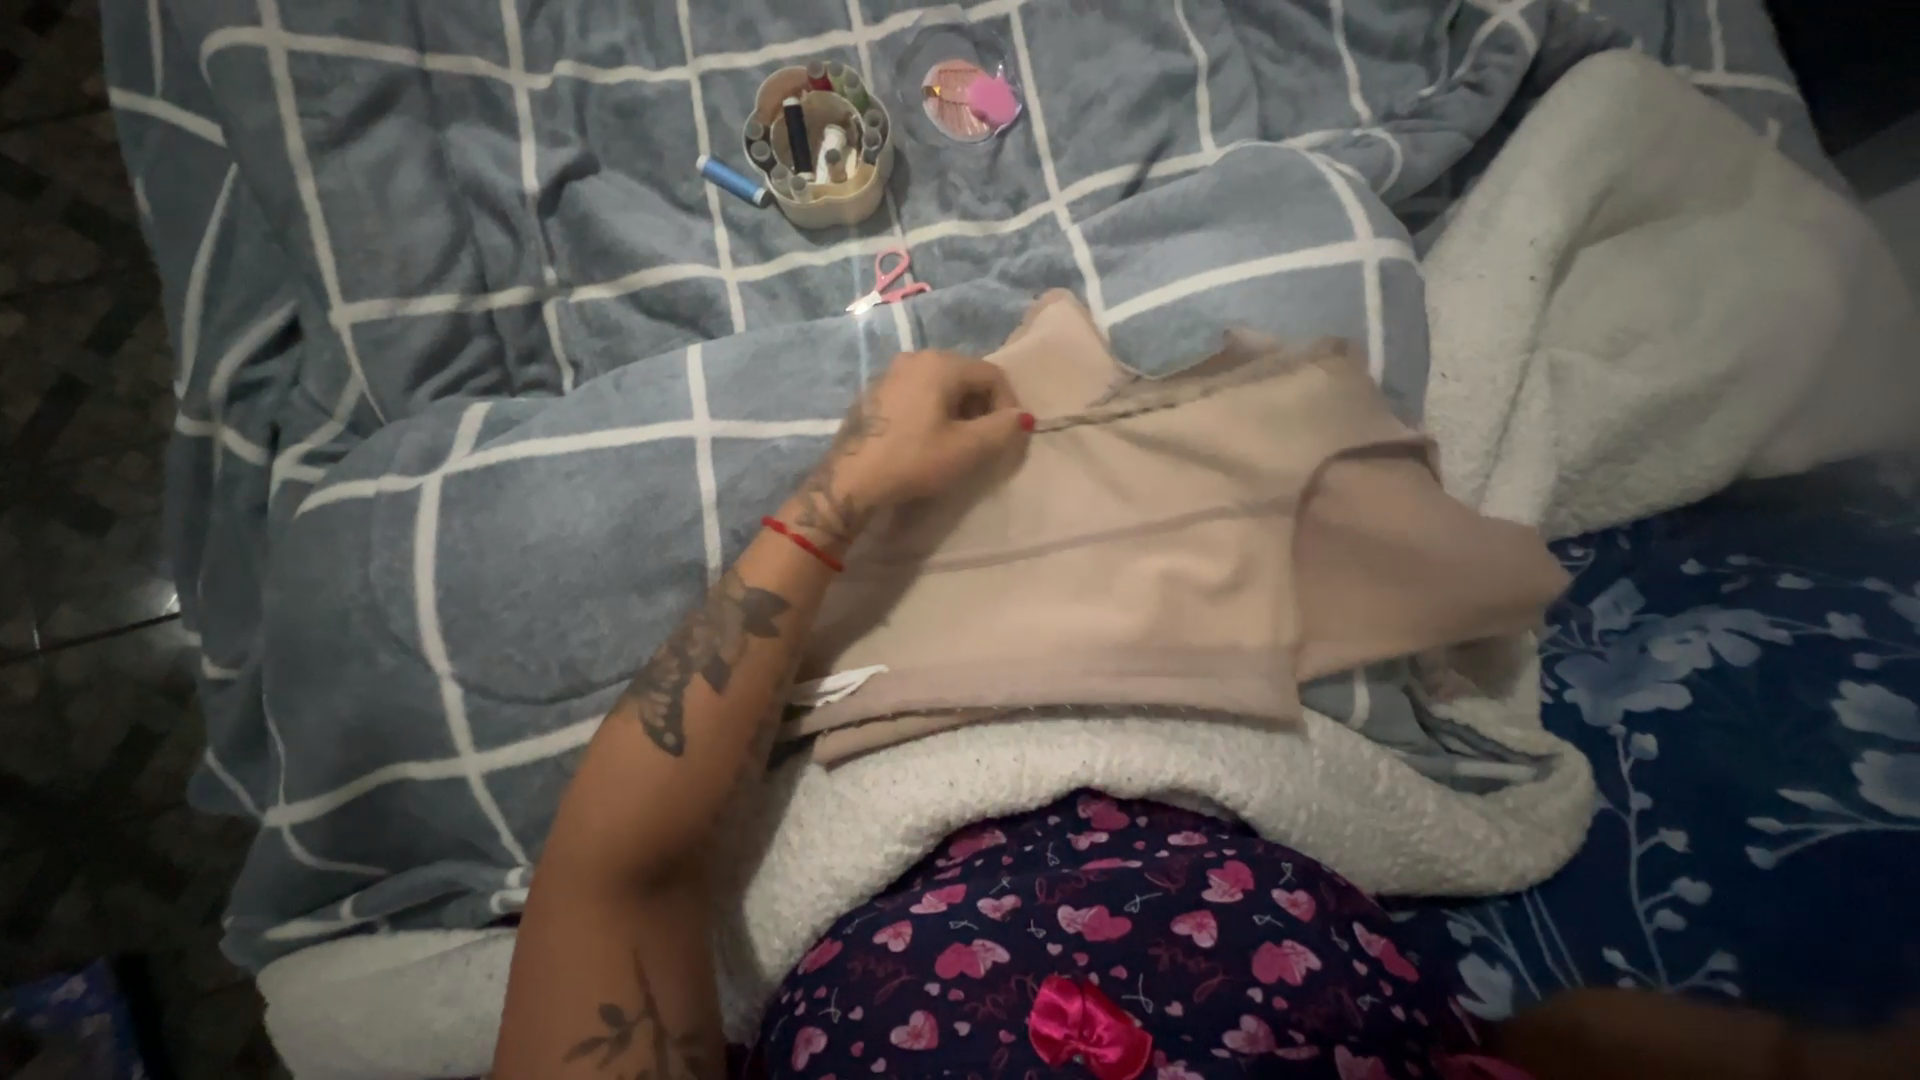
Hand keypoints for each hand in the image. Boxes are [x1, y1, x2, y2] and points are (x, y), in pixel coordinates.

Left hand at [782, 350, 1030, 547]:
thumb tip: (1023, 417)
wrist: (850, 481)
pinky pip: (918, 394)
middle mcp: (915, 357)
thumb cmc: (912, 460)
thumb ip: (1002, 429)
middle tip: (985, 442)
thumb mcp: (966, 449)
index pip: (992, 374)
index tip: (1008, 437)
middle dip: (983, 407)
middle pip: (966, 376)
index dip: (1009, 405)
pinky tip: (928, 440)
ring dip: (959, 410)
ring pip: (942, 385)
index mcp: (940, 363)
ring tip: (959, 443)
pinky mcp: (876, 393)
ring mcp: (891, 373)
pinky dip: (934, 411)